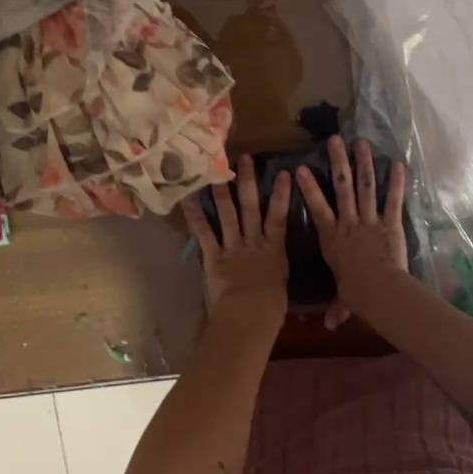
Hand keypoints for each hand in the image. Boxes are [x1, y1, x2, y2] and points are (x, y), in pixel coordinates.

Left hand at [183, 155, 291, 327]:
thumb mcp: (281, 285)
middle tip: (245, 159)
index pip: (279, 217)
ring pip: (227, 215)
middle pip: (251, 208)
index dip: (281, 195)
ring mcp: (233, 247)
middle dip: (248, 182)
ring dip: (222, 194)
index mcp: (274, 250)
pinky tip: (189, 201)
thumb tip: (276, 270)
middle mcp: (254, 242)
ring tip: (217, 174)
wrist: (250, 314)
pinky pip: (204, 234)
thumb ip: (276, 271)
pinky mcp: (214, 257)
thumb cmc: (272, 307)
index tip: (283, 173)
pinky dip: (196, 217)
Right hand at [297, 137, 409, 329]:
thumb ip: (337, 307)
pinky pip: (393, 200)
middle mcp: (348, 223)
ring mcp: (370, 221)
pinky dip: (397, 182)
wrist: (380, 292)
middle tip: (335, 139)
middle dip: (338, 162)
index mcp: (332, 238)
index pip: (316, 208)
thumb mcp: (343, 299)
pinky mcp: (391, 224)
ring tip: (362, 142)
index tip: (301, 168)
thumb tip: (328, 326)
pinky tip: (398, 163)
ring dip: (364, 164)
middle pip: (341, 187)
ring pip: (365, 187)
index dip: (309, 188)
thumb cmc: (357, 294)